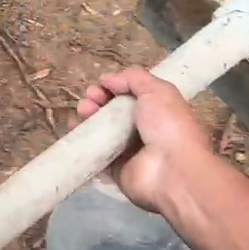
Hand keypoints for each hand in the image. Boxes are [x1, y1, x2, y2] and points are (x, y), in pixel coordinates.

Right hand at [77, 67, 217, 214]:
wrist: (173, 172)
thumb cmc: (169, 127)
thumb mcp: (158, 91)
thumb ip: (133, 77)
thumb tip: (107, 79)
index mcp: (158, 113)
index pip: (131, 96)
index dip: (115, 86)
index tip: (104, 84)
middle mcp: (143, 130)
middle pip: (113, 109)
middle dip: (98, 98)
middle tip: (91, 97)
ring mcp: (128, 150)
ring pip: (101, 127)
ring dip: (89, 113)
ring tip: (84, 110)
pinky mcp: (114, 167)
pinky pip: (93, 148)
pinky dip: (82, 136)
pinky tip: (75, 126)